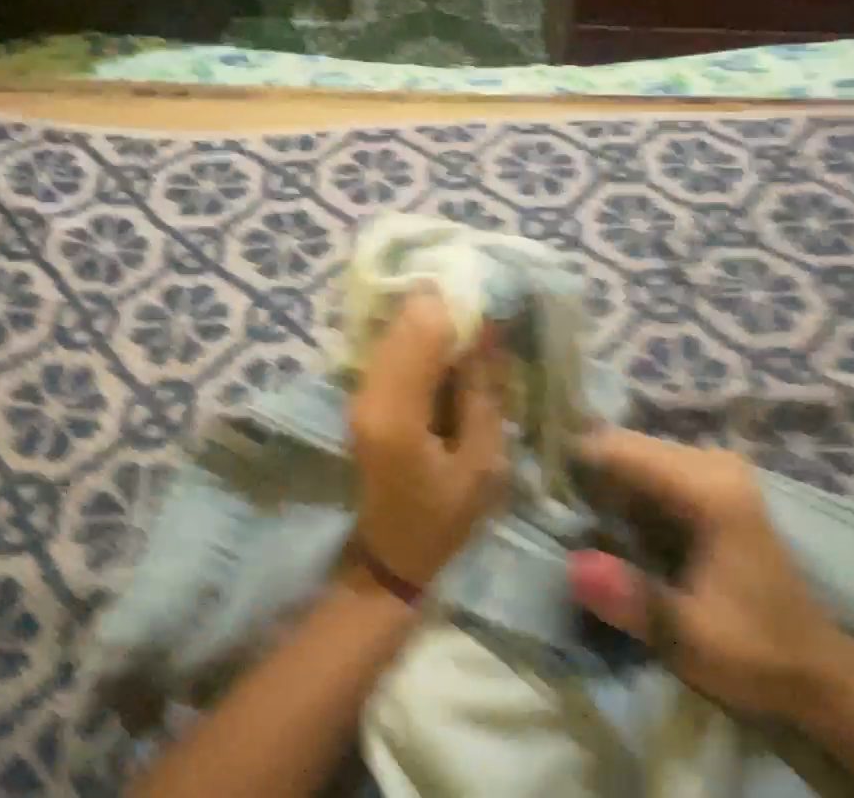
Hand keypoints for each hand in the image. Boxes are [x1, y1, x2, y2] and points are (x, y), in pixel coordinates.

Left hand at [348, 290, 509, 586]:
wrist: (391, 555)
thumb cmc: (443, 519)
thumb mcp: (483, 463)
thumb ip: (482, 392)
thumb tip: (487, 330)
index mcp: (397, 413)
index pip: (423, 330)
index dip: (458, 305)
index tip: (495, 299)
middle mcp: (367, 393)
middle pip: (404, 322)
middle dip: (446, 308)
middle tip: (488, 310)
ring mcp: (358, 393)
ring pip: (395, 330)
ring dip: (434, 323)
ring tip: (474, 329)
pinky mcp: (361, 395)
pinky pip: (392, 350)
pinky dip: (422, 341)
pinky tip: (450, 351)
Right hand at [569, 429, 845, 718]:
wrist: (811, 668)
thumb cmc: (754, 652)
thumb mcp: (688, 637)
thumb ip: (633, 600)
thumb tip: (572, 566)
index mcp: (712, 490)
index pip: (625, 451)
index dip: (575, 461)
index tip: (532, 486)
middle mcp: (714, 464)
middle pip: (626, 446)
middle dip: (584, 473)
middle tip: (546, 511)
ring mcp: (715, 470)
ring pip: (634, 456)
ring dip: (600, 483)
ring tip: (569, 519)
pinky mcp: (711, 485)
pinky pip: (649, 472)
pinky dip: (621, 492)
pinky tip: (603, 524)